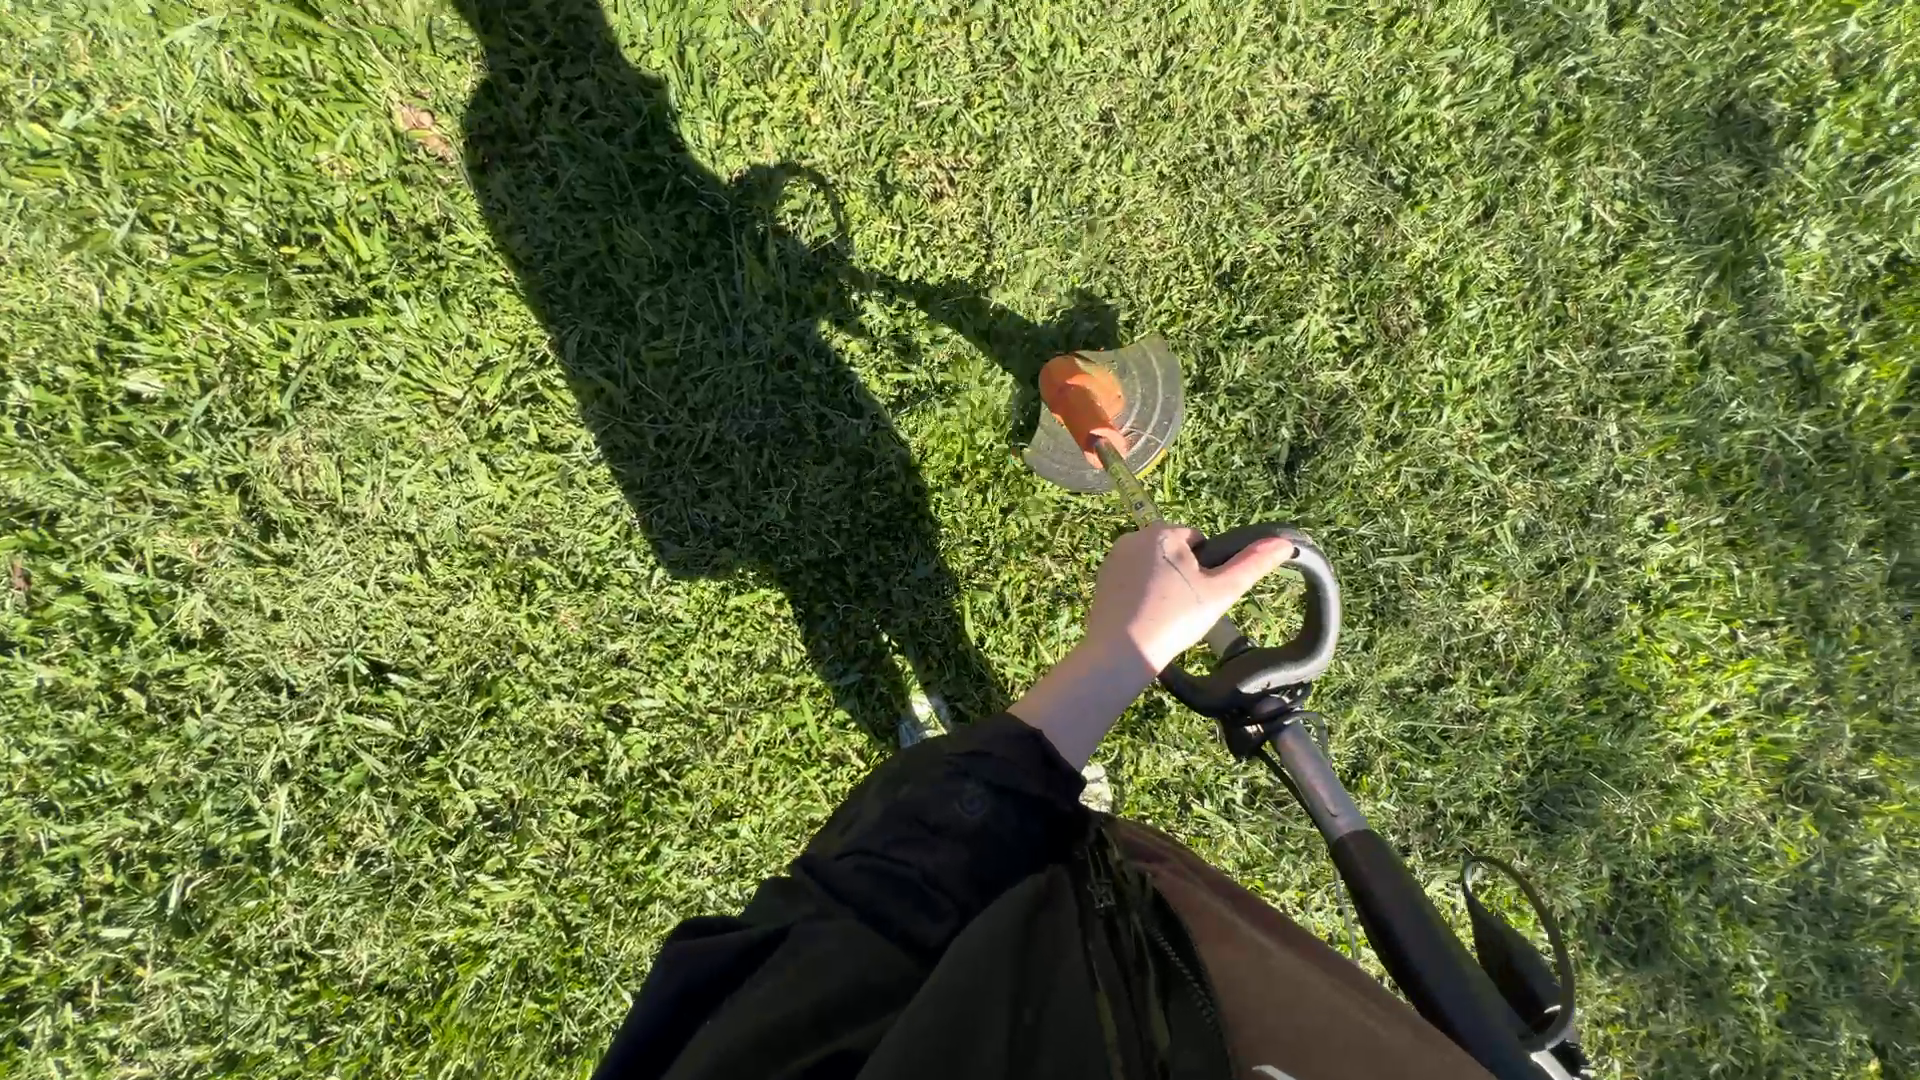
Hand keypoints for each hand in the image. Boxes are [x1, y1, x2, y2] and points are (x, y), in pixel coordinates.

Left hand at [1085, 522, 1295, 671]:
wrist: (1122, 650)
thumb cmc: (1176, 618)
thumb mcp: (1222, 591)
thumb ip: (1252, 565)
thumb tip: (1285, 543)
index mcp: (1163, 532)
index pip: (1196, 540)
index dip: (1205, 567)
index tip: (1200, 594)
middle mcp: (1133, 537)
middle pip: (1172, 552)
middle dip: (1182, 573)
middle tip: (1183, 607)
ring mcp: (1113, 558)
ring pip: (1151, 566)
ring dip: (1161, 583)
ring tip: (1164, 614)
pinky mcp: (1101, 578)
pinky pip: (1131, 580)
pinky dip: (1140, 594)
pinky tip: (1144, 616)